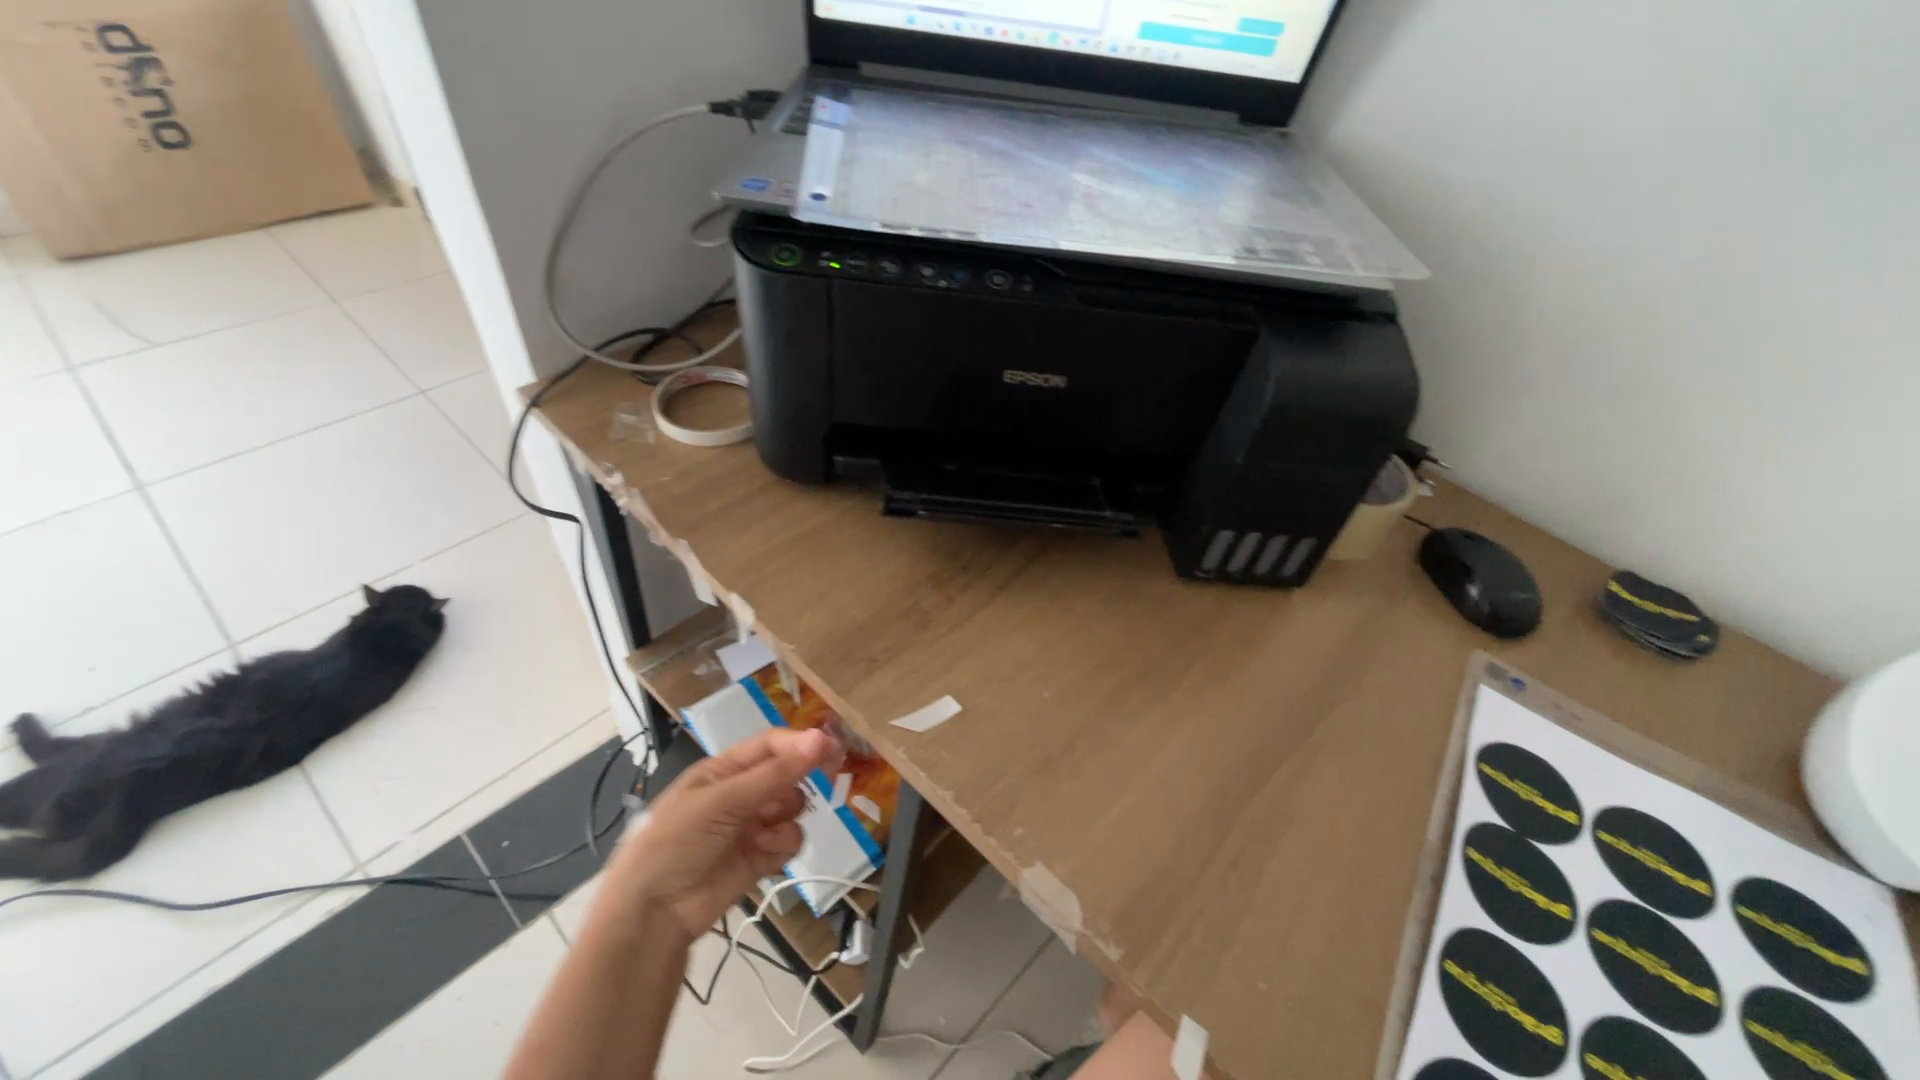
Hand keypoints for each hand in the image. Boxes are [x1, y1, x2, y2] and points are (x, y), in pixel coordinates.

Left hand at [607, 728, 841, 941]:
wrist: (653, 912)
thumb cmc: (675, 841)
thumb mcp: (721, 801)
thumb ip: (774, 773)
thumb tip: (820, 739)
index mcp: (723, 770)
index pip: (771, 746)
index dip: (801, 744)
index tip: (832, 748)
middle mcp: (740, 793)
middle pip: (788, 773)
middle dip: (803, 777)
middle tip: (829, 777)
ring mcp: (751, 827)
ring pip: (793, 807)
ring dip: (787, 815)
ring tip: (765, 830)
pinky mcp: (760, 858)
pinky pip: (789, 840)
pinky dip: (783, 845)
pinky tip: (764, 853)